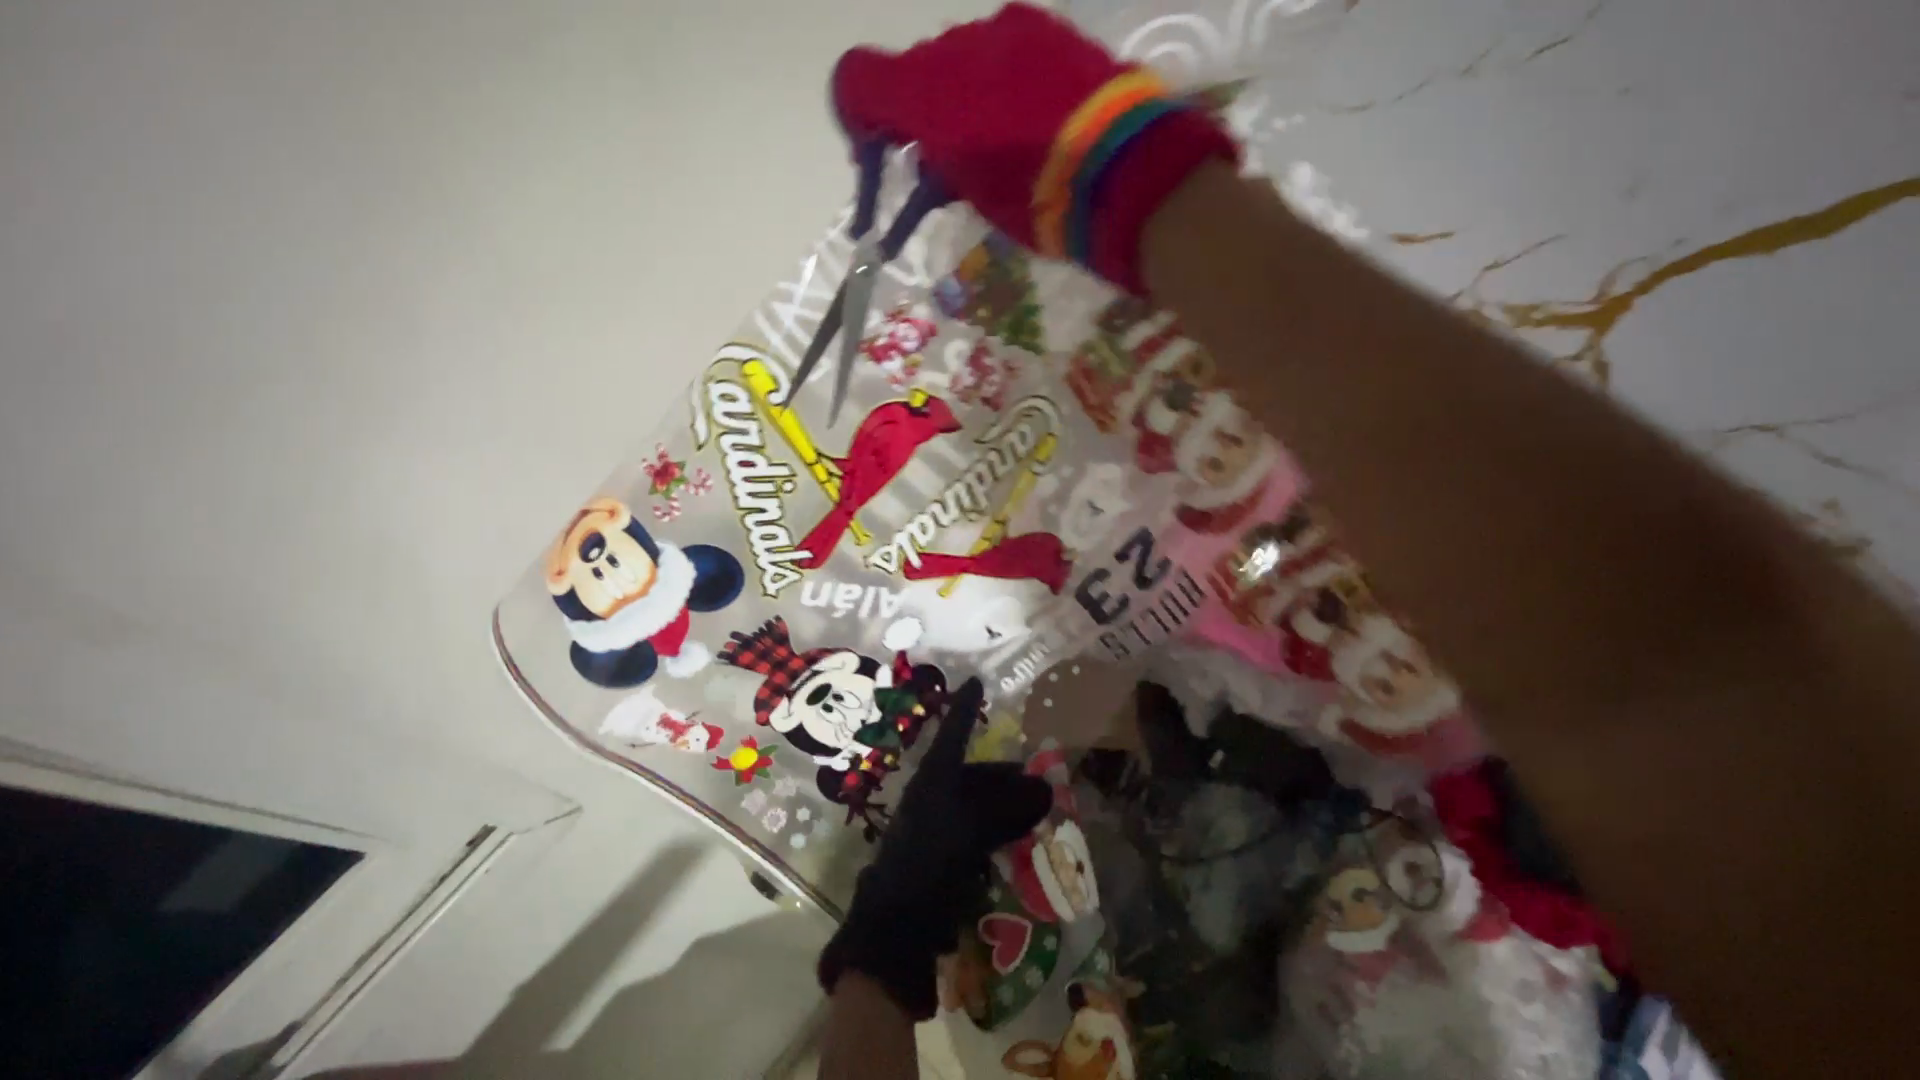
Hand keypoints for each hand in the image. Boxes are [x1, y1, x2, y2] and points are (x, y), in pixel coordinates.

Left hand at [817, 677, 1052, 1019]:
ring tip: (1036, 811)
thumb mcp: (971, 829)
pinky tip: (1017, 842)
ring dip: (1003, 804)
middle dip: (1003, 775)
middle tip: (1036, 779)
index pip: (953, 734)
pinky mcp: (939, 859)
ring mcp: (932, 829)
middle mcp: (929, 799)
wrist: (894, 927)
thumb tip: (1045, 788)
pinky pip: (974, 833)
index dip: (964, 709)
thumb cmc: (928, 865)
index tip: (975, 681)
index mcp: (931, 782)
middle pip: (970, 774)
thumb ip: (1008, 807)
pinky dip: (997, 832)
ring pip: (974, 804)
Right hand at [832, 2, 1236, 293]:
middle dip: (921, 114)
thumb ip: (938, 163)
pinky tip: (1034, 118)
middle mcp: (956, 46)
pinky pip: (1009, 50)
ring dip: (967, 96)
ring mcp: (1009, 30)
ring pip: (963, 59)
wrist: (1126, 172)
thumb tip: (936, 152)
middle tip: (947, 162)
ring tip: (1002, 143)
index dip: (856, 116)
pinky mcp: (1052, 30)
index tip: (881, 156)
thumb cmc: (1038, 199)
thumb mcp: (974, 194)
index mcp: (926, 92)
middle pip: (915, 71)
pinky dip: (1006, 82)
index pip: (857, 80)